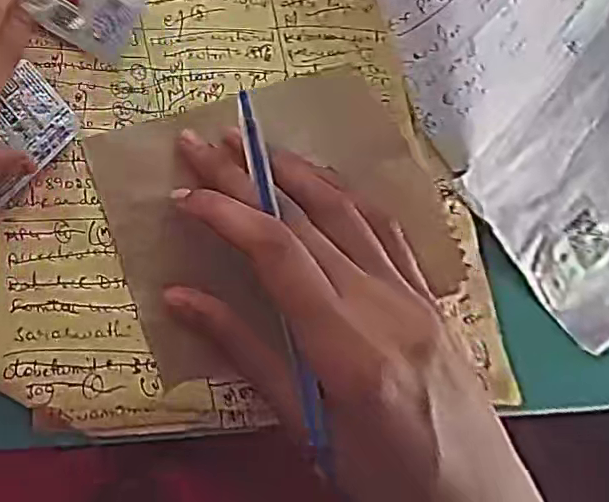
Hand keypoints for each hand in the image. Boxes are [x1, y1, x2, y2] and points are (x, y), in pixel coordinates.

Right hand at [165, 129, 540, 501]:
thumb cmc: (388, 482)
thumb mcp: (307, 430)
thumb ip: (243, 352)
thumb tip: (177, 296)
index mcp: (350, 348)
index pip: (276, 251)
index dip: (225, 212)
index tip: (184, 193)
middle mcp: (384, 306)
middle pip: (300, 218)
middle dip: (240, 174)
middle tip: (198, 143)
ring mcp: (413, 295)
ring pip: (343, 209)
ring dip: (289, 167)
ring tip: (248, 142)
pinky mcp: (430, 295)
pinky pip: (383, 227)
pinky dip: (341, 191)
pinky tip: (316, 176)